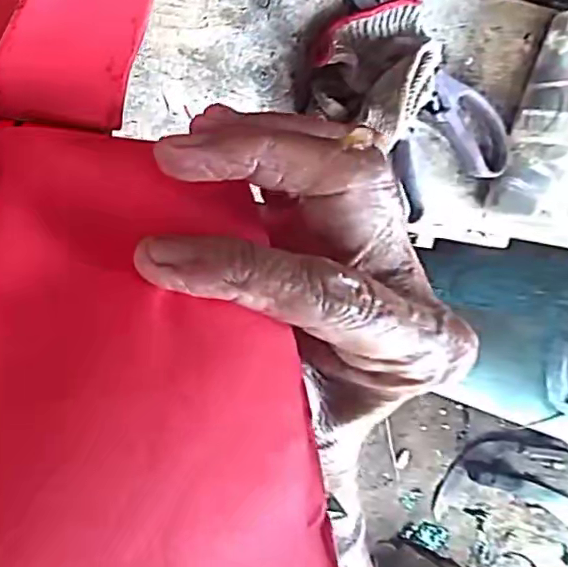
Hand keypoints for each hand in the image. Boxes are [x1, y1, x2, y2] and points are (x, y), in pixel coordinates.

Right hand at [132, 107, 475, 465]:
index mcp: (410, 342)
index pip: (323, 286)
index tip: (158, 256)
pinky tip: (218, 130)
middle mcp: (405, 280)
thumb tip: (179, 328)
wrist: (315, 433)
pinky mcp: (337, 227)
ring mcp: (374, 245)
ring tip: (195, 134)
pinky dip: (262, 143)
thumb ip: (236, 377)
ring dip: (261, 138)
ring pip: (340, 160)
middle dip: (263, 158)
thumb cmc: (298, 435)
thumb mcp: (276, 424)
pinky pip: (313, 165)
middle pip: (353, 188)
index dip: (234, 267)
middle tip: (181, 154)